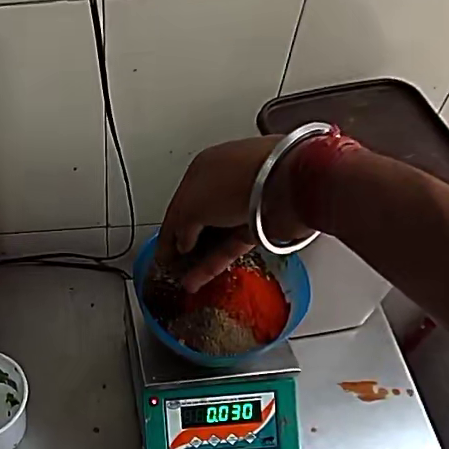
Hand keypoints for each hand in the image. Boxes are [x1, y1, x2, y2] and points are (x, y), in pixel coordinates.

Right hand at [158, 137, 309, 290]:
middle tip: (171, 268)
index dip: (167, 231)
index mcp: (205, 169)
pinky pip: (229, 250)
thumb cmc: (239, 180)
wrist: (288, 184)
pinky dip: (212, 265)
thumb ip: (178, 226)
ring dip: (196, 261)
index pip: (179, 204)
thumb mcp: (190, 203)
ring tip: (182, 280)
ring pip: (213, 238)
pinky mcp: (259, 228)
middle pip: (197, 221)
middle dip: (182, 246)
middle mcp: (225, 186)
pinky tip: (197, 280)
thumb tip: (181, 244)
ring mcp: (243, 207)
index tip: (160, 254)